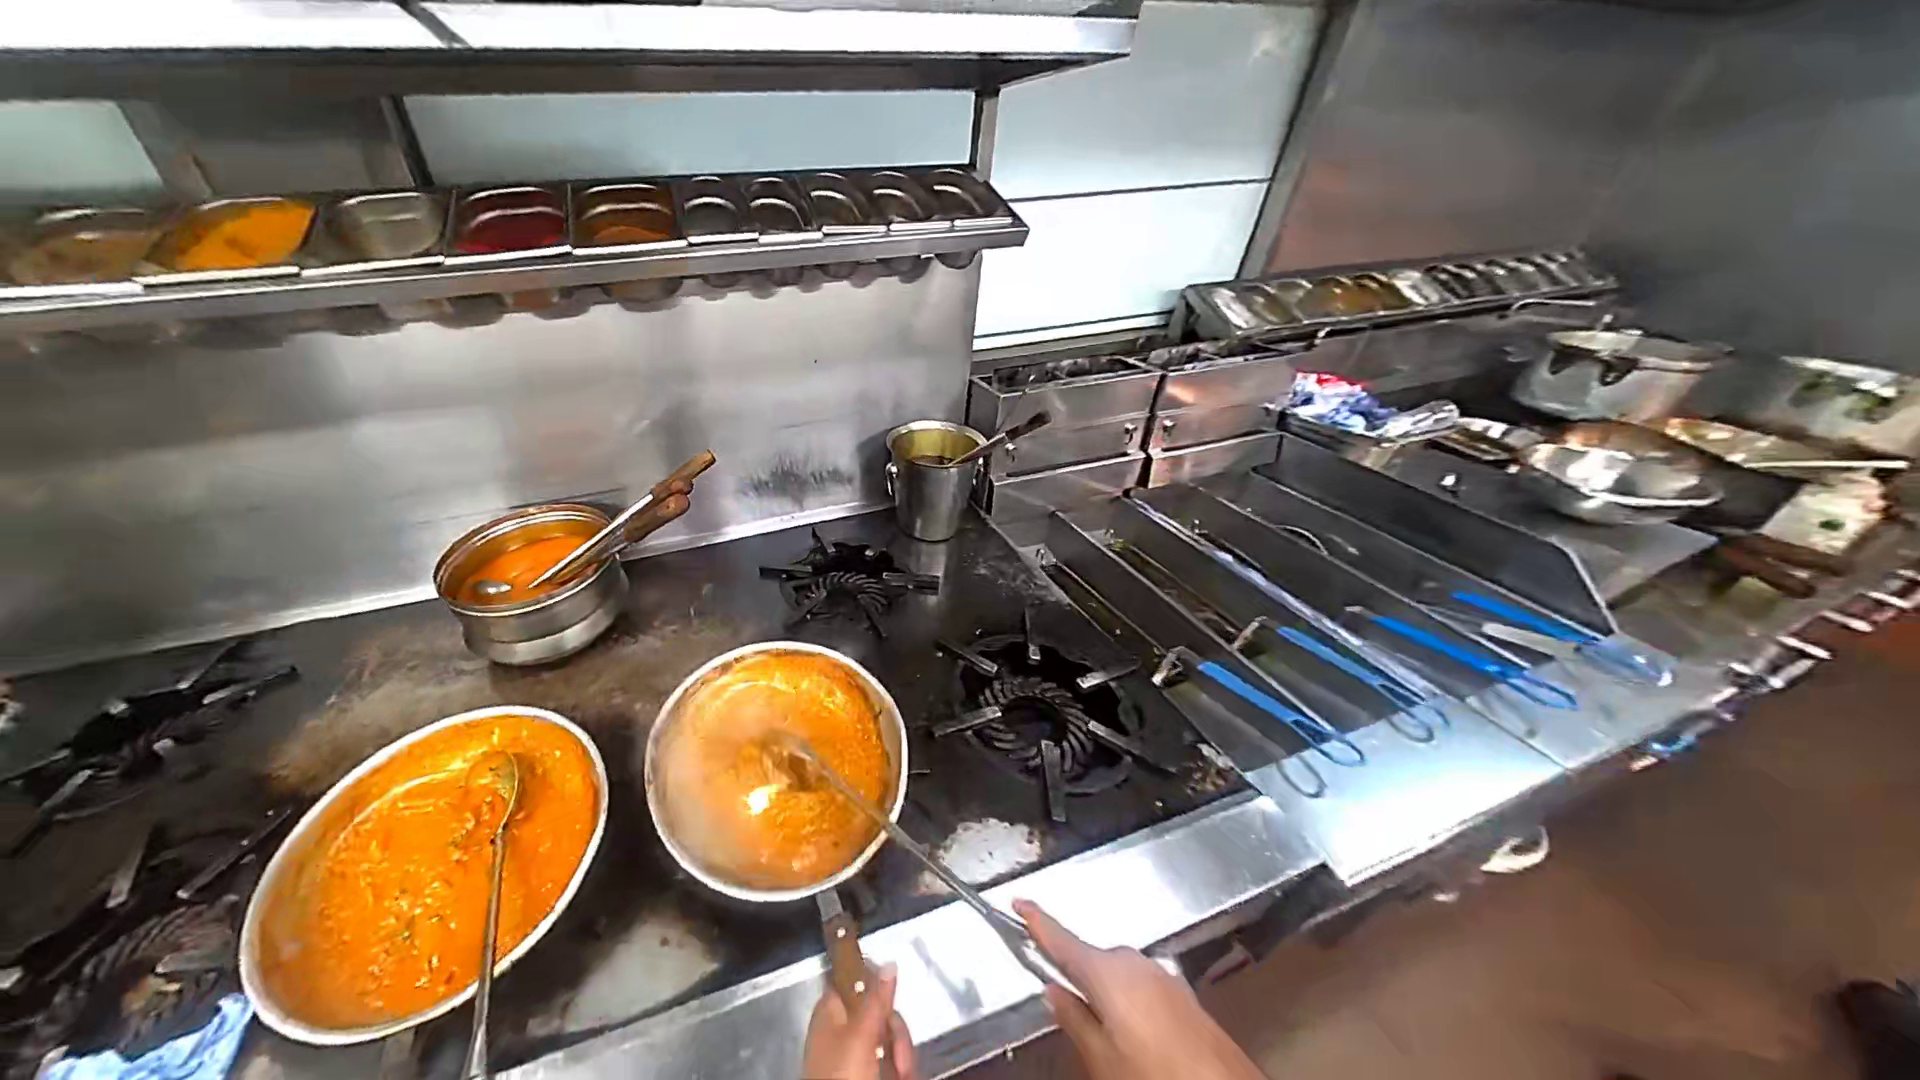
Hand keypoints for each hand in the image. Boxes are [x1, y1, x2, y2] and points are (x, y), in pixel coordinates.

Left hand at [801, 963, 918, 1079]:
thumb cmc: (842, 1077)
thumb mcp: (862, 1034)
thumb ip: (877, 997)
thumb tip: (889, 961)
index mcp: (831, 1010)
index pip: (853, 979)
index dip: (876, 982)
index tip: (893, 995)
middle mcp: (840, 1028)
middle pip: (877, 1011)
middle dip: (896, 1031)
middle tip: (900, 1055)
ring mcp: (852, 1054)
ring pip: (887, 1038)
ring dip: (901, 1054)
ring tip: (904, 1075)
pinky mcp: (863, 1075)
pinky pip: (888, 1061)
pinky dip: (898, 1068)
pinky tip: (904, 1078)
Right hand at [1016, 900, 1265, 1079]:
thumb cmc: (1154, 1076)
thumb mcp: (1102, 1059)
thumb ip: (1074, 1020)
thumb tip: (1053, 991)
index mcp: (1107, 972)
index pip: (1062, 939)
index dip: (1037, 921)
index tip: (1018, 901)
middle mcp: (1133, 961)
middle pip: (1091, 960)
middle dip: (1078, 979)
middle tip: (1069, 1012)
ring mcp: (1160, 974)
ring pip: (1117, 975)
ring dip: (1106, 996)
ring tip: (1109, 1039)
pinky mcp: (1180, 992)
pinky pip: (1140, 986)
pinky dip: (1129, 1002)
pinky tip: (1139, 1037)